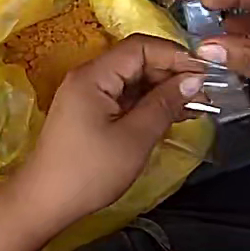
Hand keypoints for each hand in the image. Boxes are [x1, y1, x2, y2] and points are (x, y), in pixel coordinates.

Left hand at [10, 34, 205, 229]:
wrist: (44, 203)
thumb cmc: (89, 172)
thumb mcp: (134, 138)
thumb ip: (164, 104)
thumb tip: (193, 79)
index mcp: (93, 76)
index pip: (140, 47)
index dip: (174, 55)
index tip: (204, 73)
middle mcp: (88, 77)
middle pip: (136, 61)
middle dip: (171, 73)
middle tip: (205, 93)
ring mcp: (87, 95)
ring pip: (132, 81)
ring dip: (162, 90)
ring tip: (196, 106)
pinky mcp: (89, 113)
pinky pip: (123, 98)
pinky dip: (148, 104)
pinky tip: (173, 116)